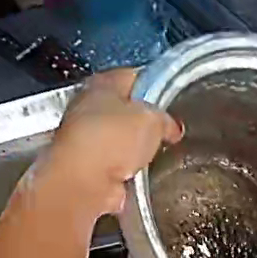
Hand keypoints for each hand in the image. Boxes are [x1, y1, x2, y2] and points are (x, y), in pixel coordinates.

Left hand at [29, 69, 182, 221]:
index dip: (156, 86)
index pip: (134, 77)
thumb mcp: (153, 120)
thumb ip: (165, 119)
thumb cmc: (111, 140)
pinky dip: (128, 169)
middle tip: (166, 132)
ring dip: (137, 148)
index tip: (172, 99)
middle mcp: (89, 106)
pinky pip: (117, 164)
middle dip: (147, 121)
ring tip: (154, 156)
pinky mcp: (89, 165)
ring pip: (121, 138)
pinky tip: (138, 174)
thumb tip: (171, 126)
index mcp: (104, 84)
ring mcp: (86, 137)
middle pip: (126, 109)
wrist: (85, 180)